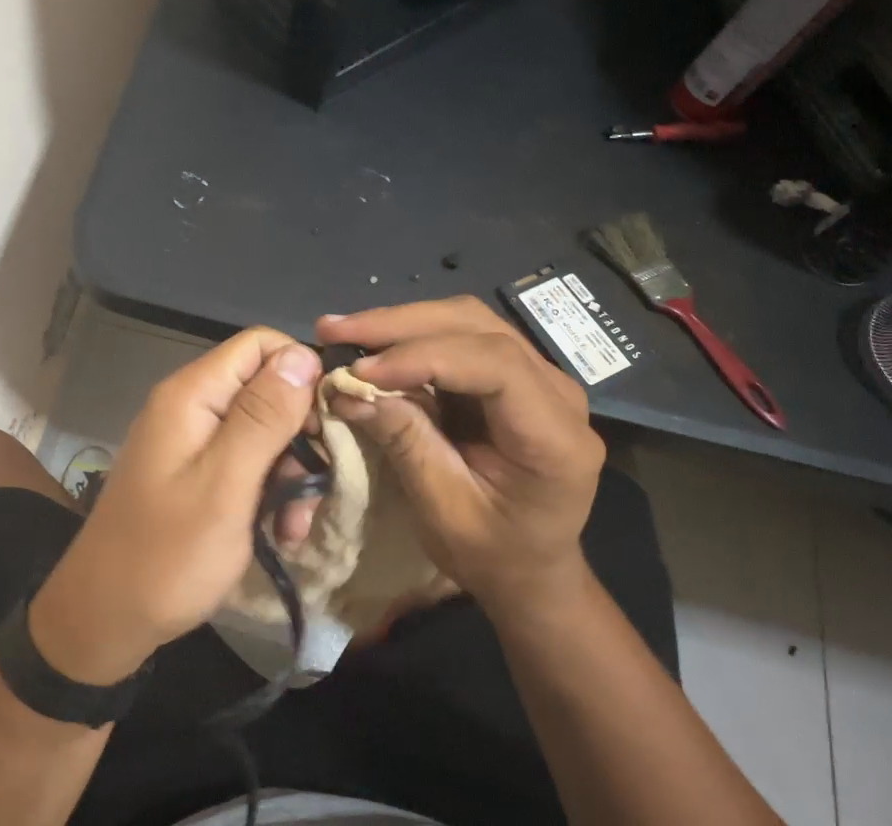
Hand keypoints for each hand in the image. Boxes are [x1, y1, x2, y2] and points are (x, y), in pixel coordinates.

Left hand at [29, 328, 322, 683]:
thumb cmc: (168, 555)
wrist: (107, 618)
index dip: (301, 374)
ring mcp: (191, 444)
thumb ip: (263, 417)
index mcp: (191, 396)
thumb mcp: (226, 485)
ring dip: (290, 476)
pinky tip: (279, 535)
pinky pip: (245, 466)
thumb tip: (303, 353)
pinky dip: (268, 495)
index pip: (261, 345)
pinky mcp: (195, 476)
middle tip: (313, 488)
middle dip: (300, 436)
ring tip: (294, 527)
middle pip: (266, 390)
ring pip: (263, 433)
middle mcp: (189, 408)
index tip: (327, 425)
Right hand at [316, 297, 604, 616]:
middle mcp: (558, 392)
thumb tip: (347, 392)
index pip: (496, 366)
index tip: (361, 373)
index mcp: (555, 438)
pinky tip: (370, 344)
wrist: (529, 569)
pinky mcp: (512, 374)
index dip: (425, 358)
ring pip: (467, 320)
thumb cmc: (492, 553)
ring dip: (400, 323)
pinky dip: (410, 337)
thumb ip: (406, 445)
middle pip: (478, 327)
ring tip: (342, 333)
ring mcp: (538, 377)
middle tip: (333, 333)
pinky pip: (461, 336)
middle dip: (400, 325)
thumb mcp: (444, 511)